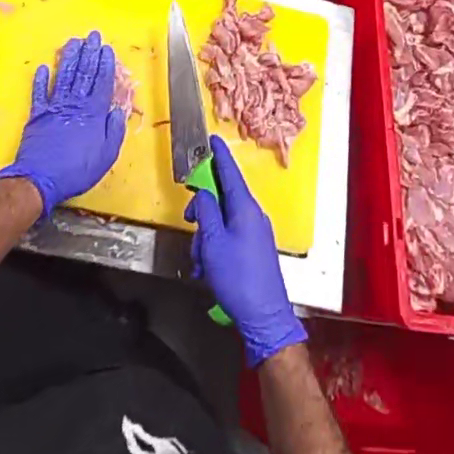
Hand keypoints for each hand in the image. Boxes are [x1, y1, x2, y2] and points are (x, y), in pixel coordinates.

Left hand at [0, 31, 127, 217]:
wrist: (40, 178)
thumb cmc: (78, 170)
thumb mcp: (107, 154)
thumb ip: (114, 130)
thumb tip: (117, 110)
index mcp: (94, 114)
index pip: (102, 83)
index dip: (105, 65)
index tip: (107, 49)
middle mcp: (74, 105)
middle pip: (84, 74)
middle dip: (89, 53)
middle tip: (93, 36)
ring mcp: (54, 108)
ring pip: (64, 77)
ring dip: (69, 59)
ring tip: (74, 42)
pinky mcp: (37, 115)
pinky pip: (39, 93)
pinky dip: (41, 80)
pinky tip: (44, 67)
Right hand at [185, 137, 305, 367]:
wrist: (264, 314)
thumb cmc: (237, 276)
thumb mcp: (213, 241)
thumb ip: (205, 211)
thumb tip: (203, 193)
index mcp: (245, 208)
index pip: (230, 173)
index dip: (219, 156)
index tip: (211, 139)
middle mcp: (253, 216)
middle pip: (222, 198)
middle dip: (202, 212)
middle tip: (189, 225)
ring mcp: (255, 233)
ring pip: (221, 221)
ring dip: (205, 237)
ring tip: (200, 261)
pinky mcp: (253, 249)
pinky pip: (228, 238)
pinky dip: (214, 249)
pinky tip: (207, 270)